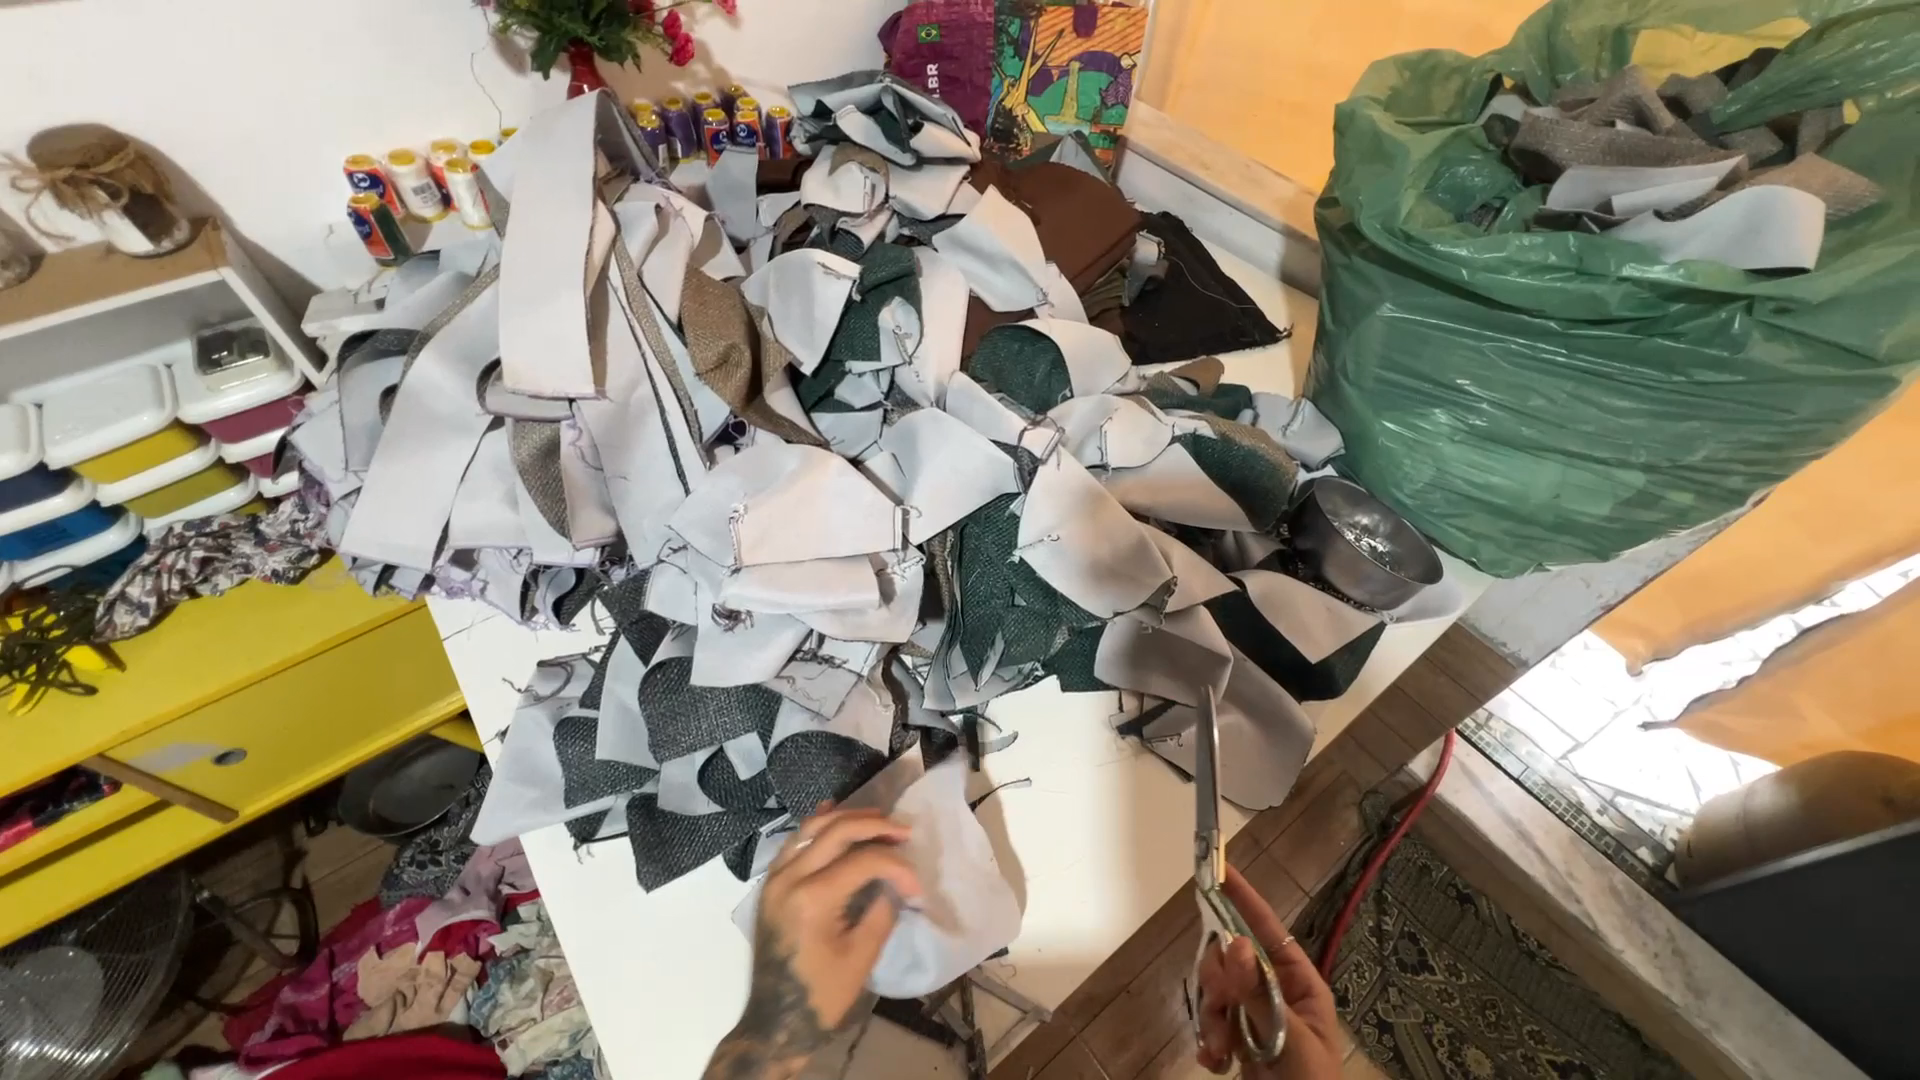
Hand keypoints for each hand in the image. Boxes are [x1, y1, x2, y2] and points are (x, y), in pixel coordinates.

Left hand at [703, 805, 922, 1079]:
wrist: (776, 1022)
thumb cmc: (822, 994)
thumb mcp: (862, 956)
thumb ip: (882, 909)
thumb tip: (897, 881)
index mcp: (812, 898)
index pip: (863, 860)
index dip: (896, 866)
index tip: (916, 886)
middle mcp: (789, 877)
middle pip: (837, 829)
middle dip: (875, 825)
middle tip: (904, 831)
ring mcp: (776, 876)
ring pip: (813, 826)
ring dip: (848, 818)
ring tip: (879, 821)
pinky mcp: (772, 882)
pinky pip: (795, 840)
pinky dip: (819, 826)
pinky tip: (837, 815)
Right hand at [1194, 865, 1344, 1079]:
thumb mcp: (1289, 1043)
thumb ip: (1258, 993)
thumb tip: (1235, 942)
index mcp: (1300, 986)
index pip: (1269, 930)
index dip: (1245, 898)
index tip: (1219, 869)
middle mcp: (1275, 993)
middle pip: (1231, 958)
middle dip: (1218, 982)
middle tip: (1218, 1006)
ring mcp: (1254, 1017)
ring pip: (1215, 989)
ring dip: (1211, 1019)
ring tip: (1219, 1053)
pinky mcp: (1237, 1041)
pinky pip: (1210, 1020)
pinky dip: (1207, 1040)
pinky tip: (1214, 1063)